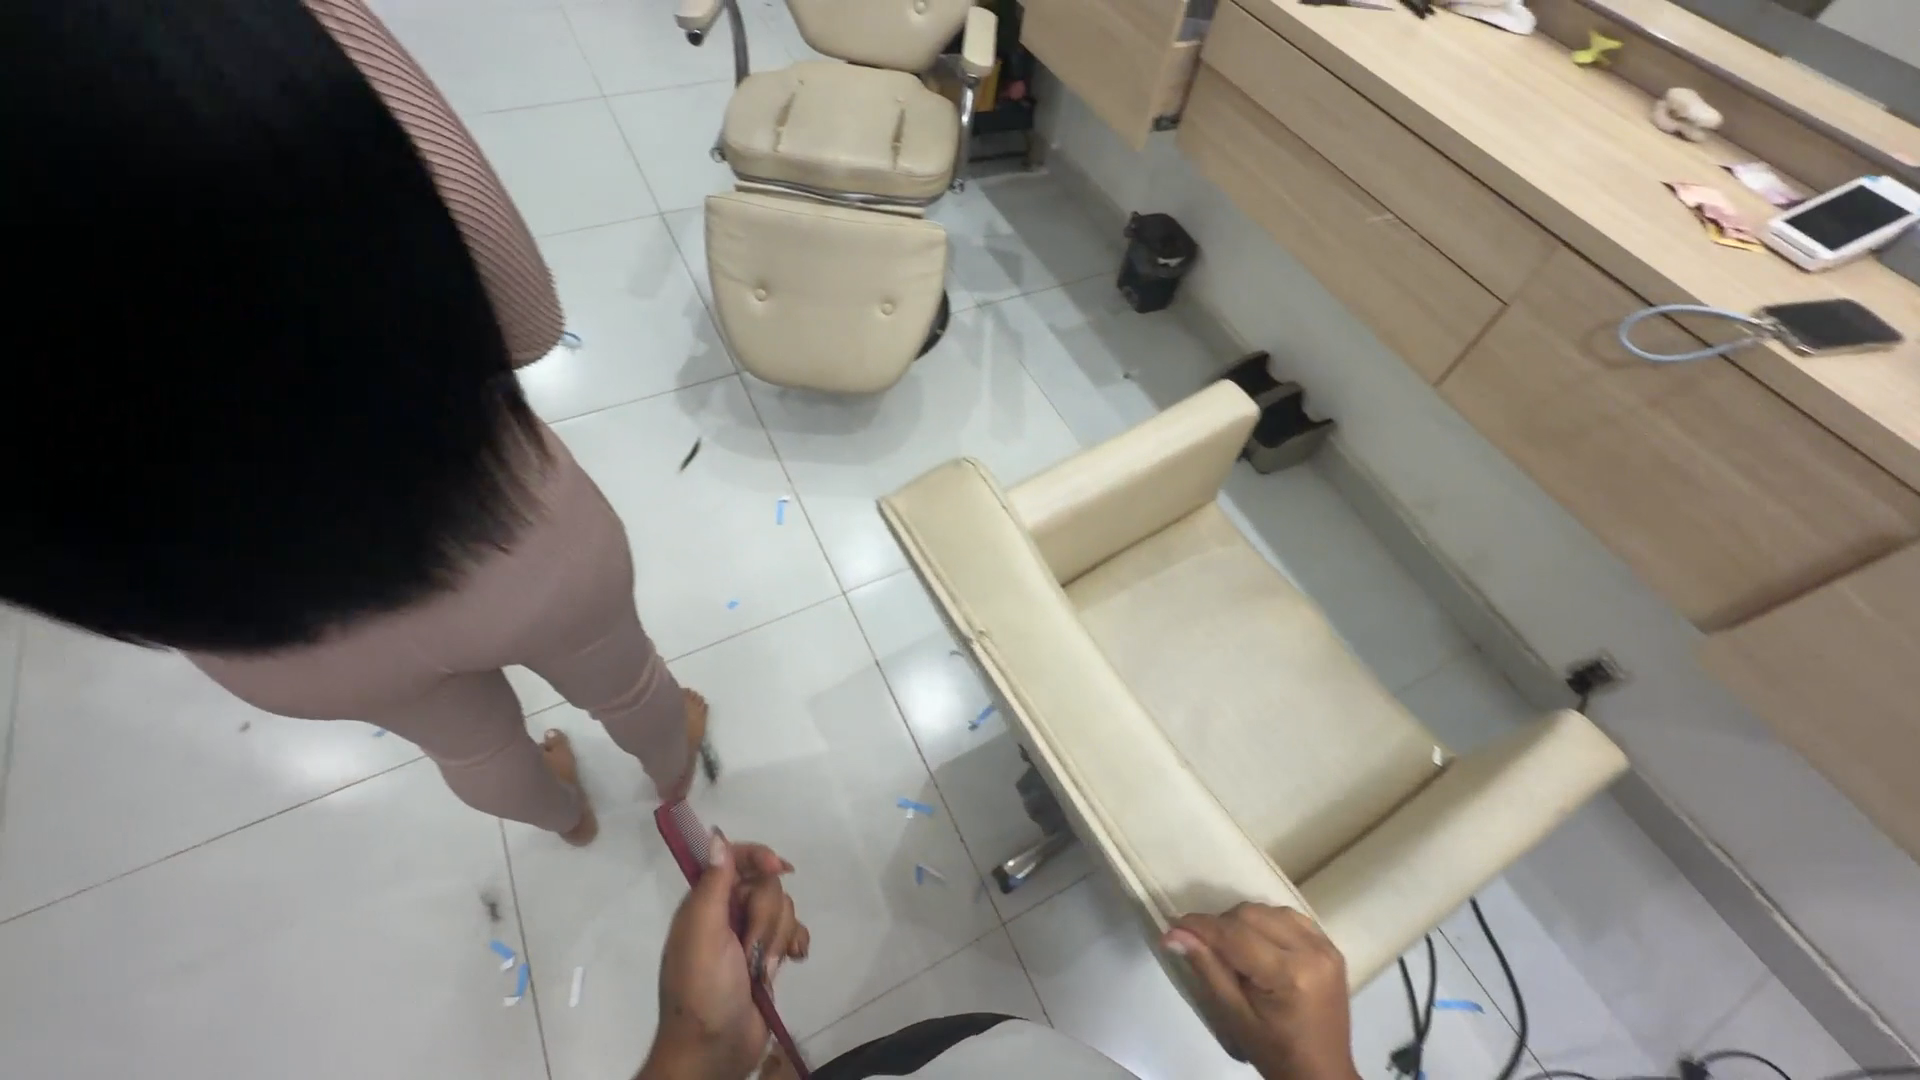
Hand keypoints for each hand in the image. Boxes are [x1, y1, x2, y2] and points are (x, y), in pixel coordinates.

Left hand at [639, 835, 810, 1079]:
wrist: (712, 1053)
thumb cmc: (703, 991)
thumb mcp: (702, 934)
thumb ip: (713, 884)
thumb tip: (717, 836)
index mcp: (704, 904)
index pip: (734, 858)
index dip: (758, 856)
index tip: (778, 867)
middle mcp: (726, 915)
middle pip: (766, 885)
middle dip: (766, 916)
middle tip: (750, 948)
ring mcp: (747, 938)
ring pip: (782, 909)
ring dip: (777, 938)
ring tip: (763, 969)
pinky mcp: (766, 959)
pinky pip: (792, 933)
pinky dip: (795, 943)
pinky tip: (794, 960)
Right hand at [1163, 904, 1358, 1079]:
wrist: (1321, 1073)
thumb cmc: (1274, 1052)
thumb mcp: (1234, 1016)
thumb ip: (1206, 968)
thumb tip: (1173, 934)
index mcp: (1291, 975)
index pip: (1235, 935)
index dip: (1200, 926)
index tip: (1173, 926)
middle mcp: (1312, 952)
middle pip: (1250, 914)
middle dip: (1221, 925)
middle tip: (1205, 946)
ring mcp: (1325, 947)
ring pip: (1267, 910)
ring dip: (1243, 922)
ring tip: (1233, 948)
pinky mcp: (1330, 946)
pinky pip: (1289, 916)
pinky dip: (1267, 922)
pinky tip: (1258, 942)